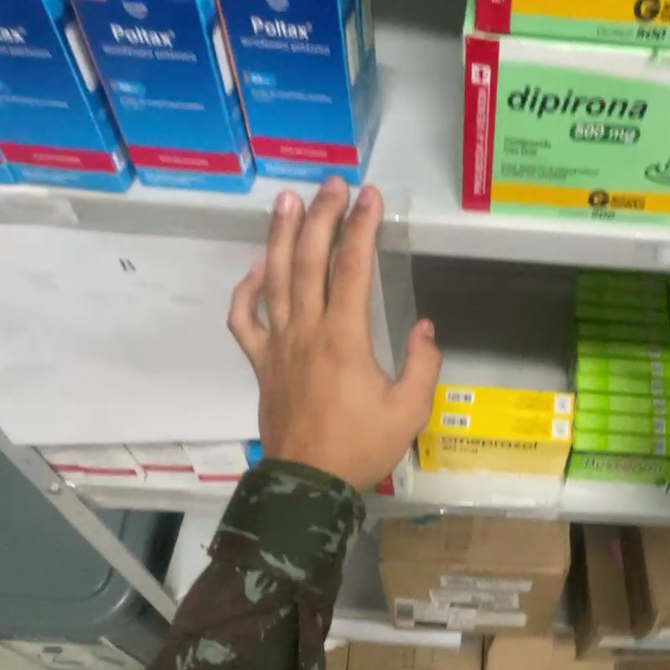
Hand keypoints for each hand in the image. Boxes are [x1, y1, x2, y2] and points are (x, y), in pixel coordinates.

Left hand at [228, 178, 441, 488]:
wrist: (309, 484)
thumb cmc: (361, 447)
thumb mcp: (410, 411)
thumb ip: (422, 365)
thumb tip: (425, 327)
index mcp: (344, 338)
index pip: (352, 268)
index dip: (362, 228)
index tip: (370, 197)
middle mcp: (306, 331)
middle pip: (308, 261)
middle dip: (322, 217)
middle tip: (332, 185)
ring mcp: (278, 345)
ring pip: (273, 279)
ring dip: (281, 237)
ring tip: (288, 200)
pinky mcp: (262, 363)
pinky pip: (245, 321)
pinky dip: (244, 293)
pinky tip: (255, 270)